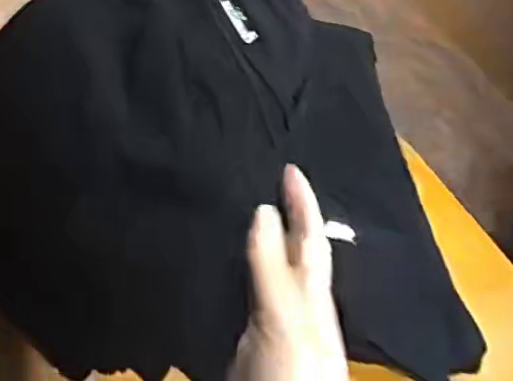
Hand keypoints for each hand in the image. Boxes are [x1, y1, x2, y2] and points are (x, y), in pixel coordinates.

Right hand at [230, 165, 349, 380]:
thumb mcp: (285, 325)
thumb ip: (272, 269)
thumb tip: (262, 206)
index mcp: (311, 303)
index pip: (308, 241)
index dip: (302, 204)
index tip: (288, 164)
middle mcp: (292, 311)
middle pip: (287, 254)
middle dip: (279, 215)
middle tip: (255, 174)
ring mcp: (266, 331)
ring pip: (260, 272)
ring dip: (250, 238)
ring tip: (227, 204)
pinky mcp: (238, 349)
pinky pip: (233, 294)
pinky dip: (225, 268)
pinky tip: (201, 259)